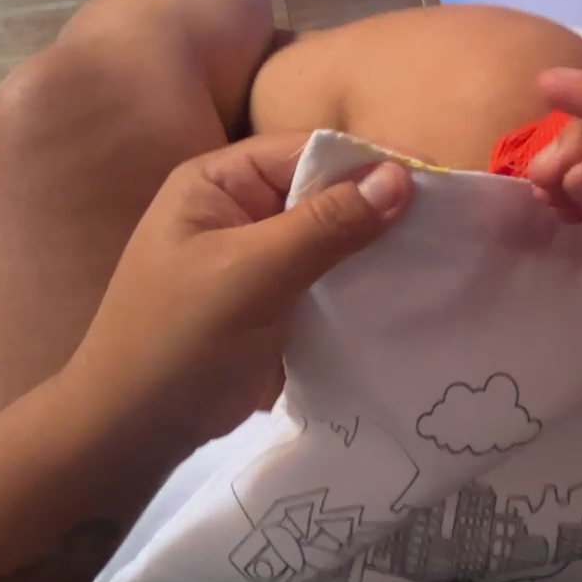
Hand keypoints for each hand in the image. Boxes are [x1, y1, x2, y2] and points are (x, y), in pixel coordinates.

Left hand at [67, 131, 412, 448]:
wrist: (135, 430)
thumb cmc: (178, 339)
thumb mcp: (249, 274)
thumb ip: (324, 225)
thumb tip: (400, 176)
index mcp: (220, 182)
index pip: (306, 151)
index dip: (367, 163)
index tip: (434, 185)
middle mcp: (243, 208)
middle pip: (324, 191)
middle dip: (378, 207)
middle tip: (446, 226)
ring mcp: (262, 257)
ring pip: (334, 236)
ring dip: (376, 247)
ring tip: (439, 258)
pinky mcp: (280, 300)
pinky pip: (331, 277)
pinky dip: (363, 283)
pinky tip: (406, 292)